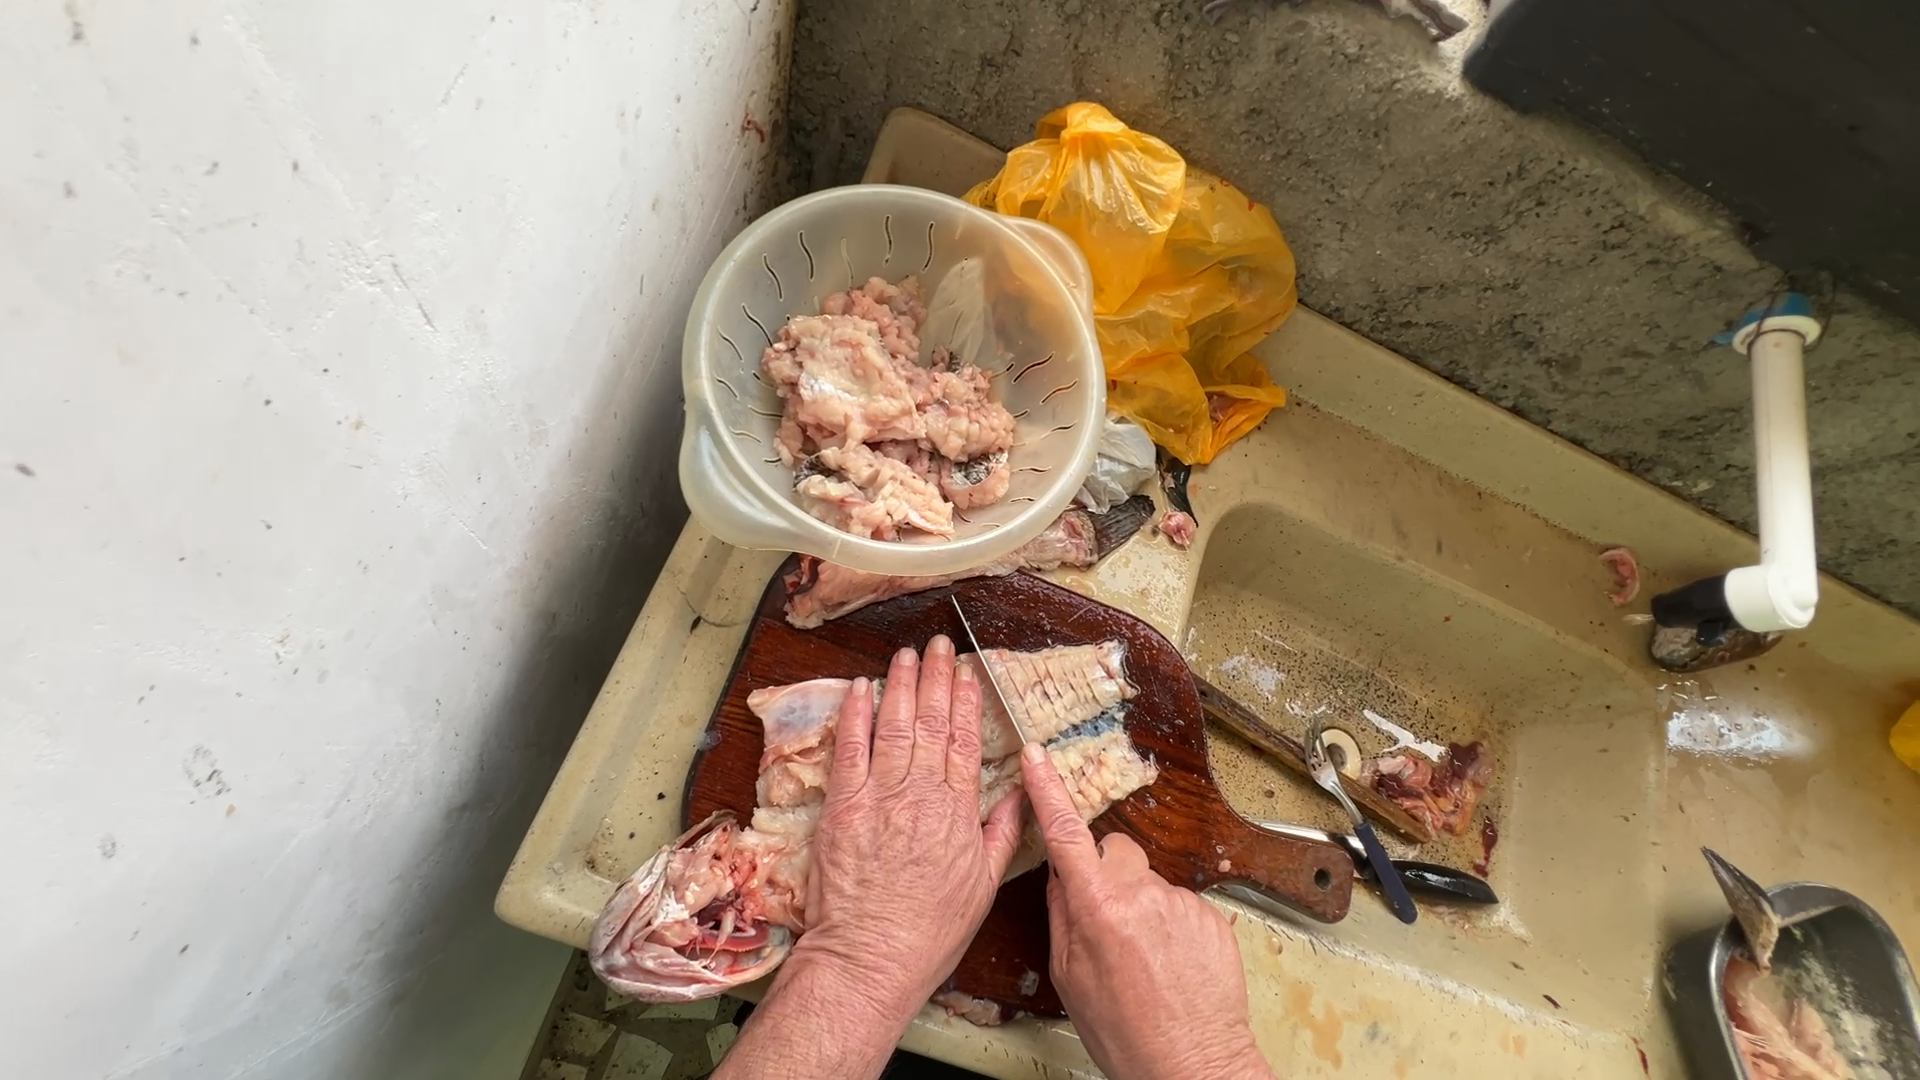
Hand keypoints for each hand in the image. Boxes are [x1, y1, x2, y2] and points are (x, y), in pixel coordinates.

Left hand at [715, 639, 1023, 1079]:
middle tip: (938, 644)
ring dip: (901, 685)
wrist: (870, 959)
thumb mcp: (983, 886)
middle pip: (932, 723)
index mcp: (957, 810)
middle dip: (936, 678)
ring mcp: (880, 795)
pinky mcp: (843, 804)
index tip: (966, 671)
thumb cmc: (929, 930)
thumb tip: (1019, 793)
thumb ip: (1001, 832)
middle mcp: (921, 792)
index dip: (966, 701)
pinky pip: (850, 748)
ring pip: (895, 725)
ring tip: (906, 654)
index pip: (965, 741)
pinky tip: (861, 688)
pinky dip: (856, 715)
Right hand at [1020, 742, 1274, 1079]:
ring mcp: (1180, 902)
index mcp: (1098, 908)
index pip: (1066, 832)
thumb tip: (1060, 875)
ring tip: (1146, 957)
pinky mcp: (1210, 915)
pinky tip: (1172, 961)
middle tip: (1109, 922)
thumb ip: (1062, 914)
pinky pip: (1178, 901)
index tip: (1037, 757)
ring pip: (1146, 880)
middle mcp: (1141, 894)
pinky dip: (1170, 923)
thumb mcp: (1070, 978)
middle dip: (1106, 873)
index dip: (1047, 789)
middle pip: (1114, 852)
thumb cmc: (1128, 1036)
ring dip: (1141, 905)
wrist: (1197, 1070)